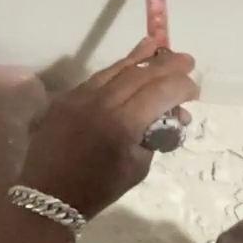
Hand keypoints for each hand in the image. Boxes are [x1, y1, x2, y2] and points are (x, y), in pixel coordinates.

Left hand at [18, 37, 198, 216]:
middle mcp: (101, 103)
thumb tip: (170, 115)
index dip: (182, 86)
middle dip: (168, 65)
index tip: (194, 91)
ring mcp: (80, 97)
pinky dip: (118, 69)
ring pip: (117, 69)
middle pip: (141, 73)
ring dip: (141, 58)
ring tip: (159, 47)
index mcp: (122, 125)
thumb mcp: (138, 168)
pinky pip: (97, 78)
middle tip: (188, 62)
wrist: (48, 195)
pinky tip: (130, 64)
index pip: (160, 91)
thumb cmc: (98, 189)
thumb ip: (156, 136)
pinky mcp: (66, 98)